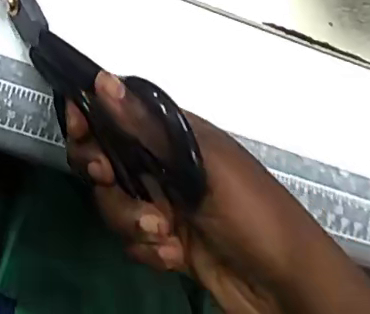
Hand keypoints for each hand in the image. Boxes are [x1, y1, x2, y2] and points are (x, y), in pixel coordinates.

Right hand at [66, 72, 369, 313]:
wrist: (292, 292)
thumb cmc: (253, 213)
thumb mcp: (200, 165)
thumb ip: (146, 127)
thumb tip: (102, 78)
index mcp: (171, 133)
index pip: (117, 113)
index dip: (90, 117)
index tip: (78, 126)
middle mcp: (161, 162)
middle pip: (104, 157)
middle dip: (102, 173)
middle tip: (109, 179)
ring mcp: (162, 202)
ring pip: (113, 202)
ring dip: (131, 220)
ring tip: (165, 235)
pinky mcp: (166, 241)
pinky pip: (131, 238)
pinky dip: (147, 250)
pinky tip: (174, 256)